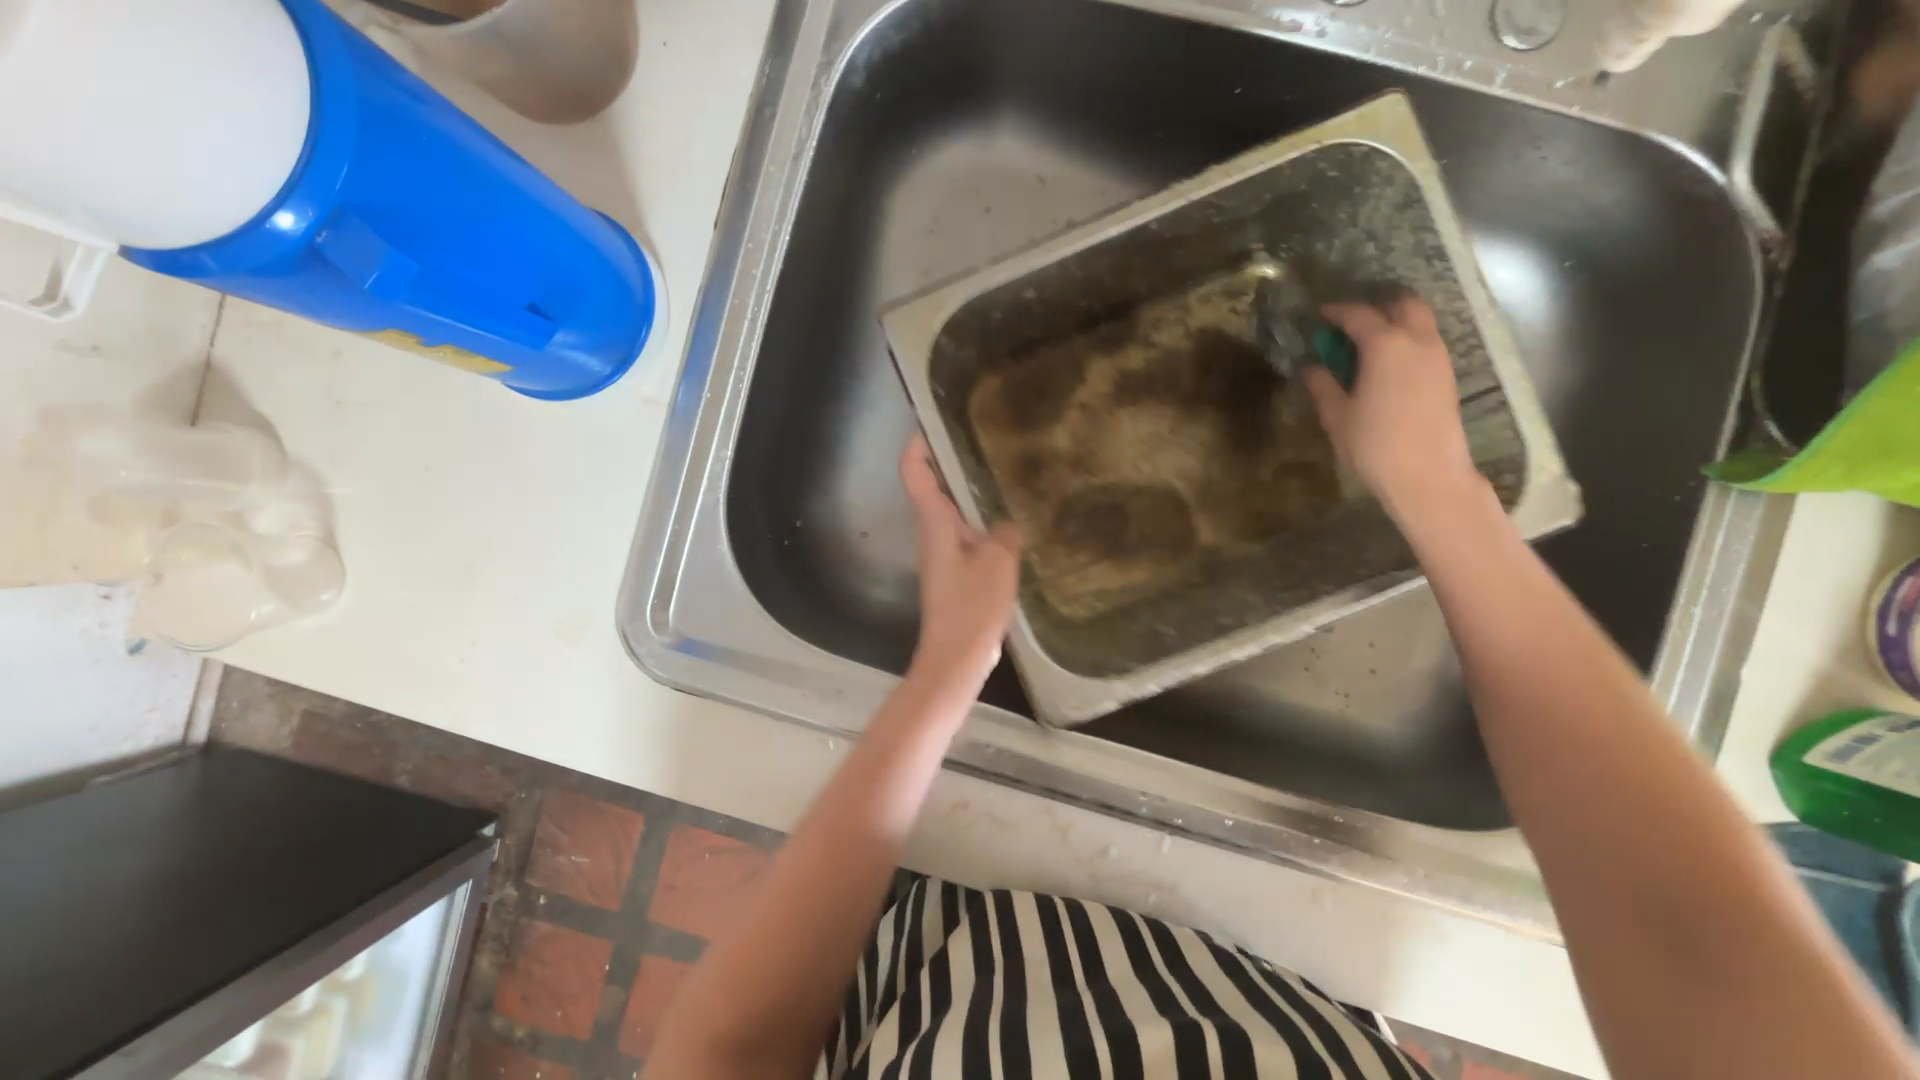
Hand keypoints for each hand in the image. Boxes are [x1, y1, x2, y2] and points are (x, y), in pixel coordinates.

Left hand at [899, 434, 1022, 693]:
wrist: (956, 656)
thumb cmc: (971, 607)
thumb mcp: (998, 562)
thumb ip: (1005, 533)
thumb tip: (1008, 523)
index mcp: (934, 521)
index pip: (914, 471)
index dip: (918, 442)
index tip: (936, 419)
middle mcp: (931, 531)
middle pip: (933, 484)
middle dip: (952, 458)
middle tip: (986, 437)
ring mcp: (941, 552)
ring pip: (950, 508)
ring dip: (969, 489)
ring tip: (1003, 470)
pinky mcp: (954, 570)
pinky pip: (964, 532)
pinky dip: (980, 518)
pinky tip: (1010, 518)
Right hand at [1307, 296, 1485, 524]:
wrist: (1428, 477)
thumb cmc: (1375, 445)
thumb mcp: (1337, 417)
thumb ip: (1323, 385)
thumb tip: (1311, 367)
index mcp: (1385, 345)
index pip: (1358, 315)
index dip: (1337, 311)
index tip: (1320, 315)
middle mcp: (1417, 341)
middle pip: (1403, 304)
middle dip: (1378, 304)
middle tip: (1353, 320)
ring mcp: (1438, 358)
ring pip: (1420, 321)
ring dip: (1396, 321)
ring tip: (1369, 341)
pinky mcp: (1446, 377)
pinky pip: (1427, 342)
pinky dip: (1407, 341)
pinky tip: (1388, 363)